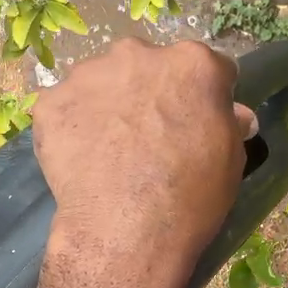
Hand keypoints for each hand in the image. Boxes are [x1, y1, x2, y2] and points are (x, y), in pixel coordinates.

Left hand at [31, 38, 256, 277]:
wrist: (127, 234)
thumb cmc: (192, 200)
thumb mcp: (231, 165)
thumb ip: (230, 126)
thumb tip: (235, 113)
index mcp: (193, 65)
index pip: (210, 68)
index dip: (209, 98)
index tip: (204, 123)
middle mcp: (138, 53)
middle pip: (150, 67)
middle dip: (155, 94)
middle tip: (156, 141)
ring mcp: (88, 74)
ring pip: (106, 83)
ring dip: (114, 107)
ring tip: (116, 155)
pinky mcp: (52, 101)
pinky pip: (70, 109)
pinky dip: (79, 130)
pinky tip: (88, 164)